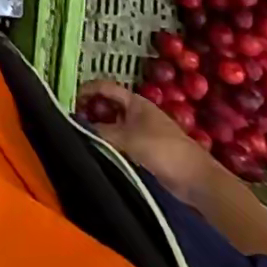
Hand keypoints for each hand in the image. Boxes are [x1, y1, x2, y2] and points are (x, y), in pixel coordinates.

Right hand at [76, 80, 214, 193]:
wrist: (196, 179)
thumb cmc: (163, 150)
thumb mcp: (127, 139)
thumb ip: (101, 132)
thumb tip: (77, 127)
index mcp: (135, 102)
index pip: (106, 87)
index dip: (88, 89)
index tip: (70, 98)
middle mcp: (138, 113)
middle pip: (109, 105)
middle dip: (91, 109)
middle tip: (72, 120)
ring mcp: (142, 131)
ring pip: (114, 124)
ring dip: (99, 128)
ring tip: (81, 136)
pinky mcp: (146, 150)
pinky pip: (120, 141)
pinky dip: (109, 143)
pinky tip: (98, 151)